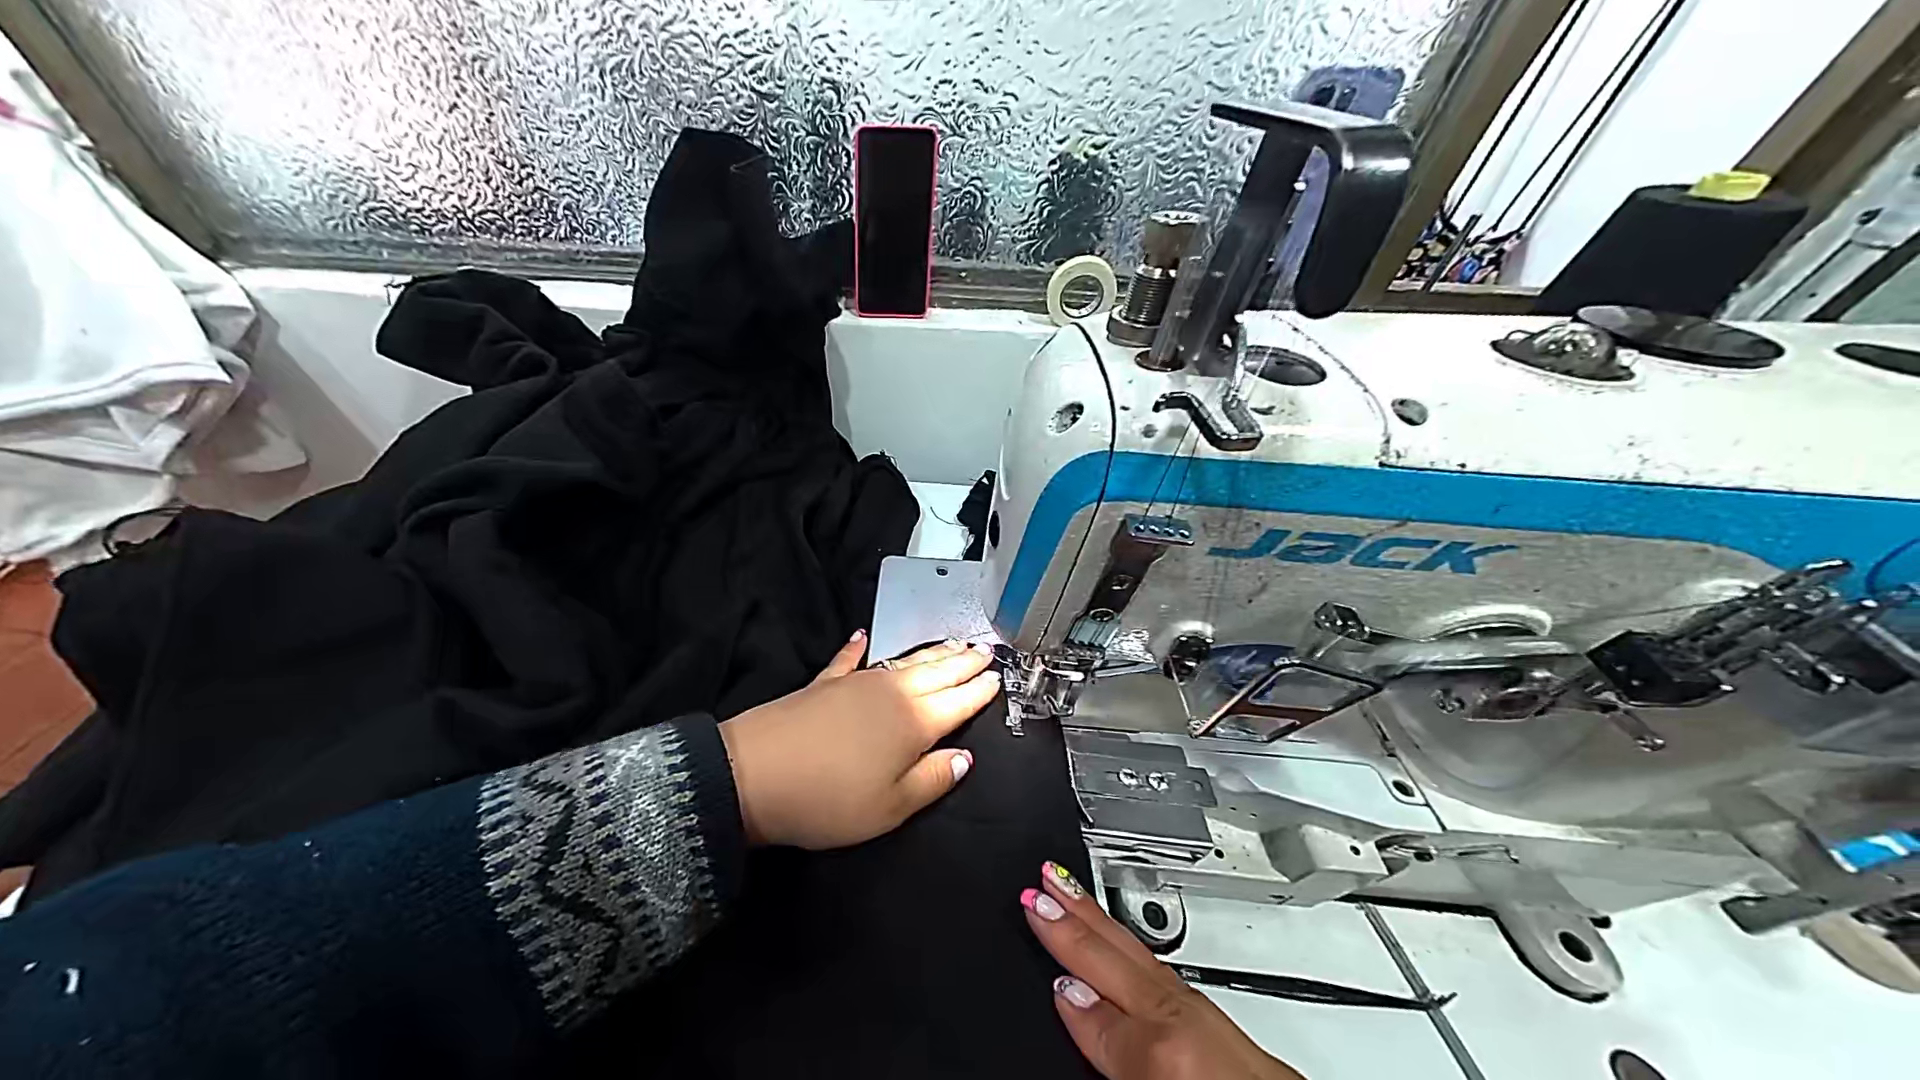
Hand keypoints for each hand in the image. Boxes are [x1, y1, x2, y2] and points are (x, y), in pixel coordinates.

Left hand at [718, 633, 999, 848]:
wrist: (755, 774)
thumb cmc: (828, 799)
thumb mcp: (891, 807)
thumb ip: (933, 779)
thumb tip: (964, 758)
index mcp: (914, 723)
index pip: (959, 701)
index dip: (981, 690)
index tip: (997, 678)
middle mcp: (892, 693)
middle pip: (938, 672)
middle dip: (964, 662)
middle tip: (985, 650)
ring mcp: (857, 682)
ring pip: (905, 661)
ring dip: (931, 652)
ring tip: (951, 643)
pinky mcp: (825, 683)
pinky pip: (849, 658)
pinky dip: (859, 647)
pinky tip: (864, 636)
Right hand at [1021, 862, 1307, 1079]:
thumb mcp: (1152, 1077)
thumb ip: (1110, 1043)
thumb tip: (1071, 1000)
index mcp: (1159, 1048)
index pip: (1088, 1005)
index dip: (1057, 960)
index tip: (1035, 916)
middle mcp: (1182, 1019)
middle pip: (1111, 958)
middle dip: (1071, 917)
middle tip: (1041, 880)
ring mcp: (1203, 1012)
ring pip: (1134, 953)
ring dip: (1096, 919)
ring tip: (1069, 889)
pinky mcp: (1218, 1017)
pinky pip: (1157, 966)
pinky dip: (1128, 942)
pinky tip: (1116, 938)